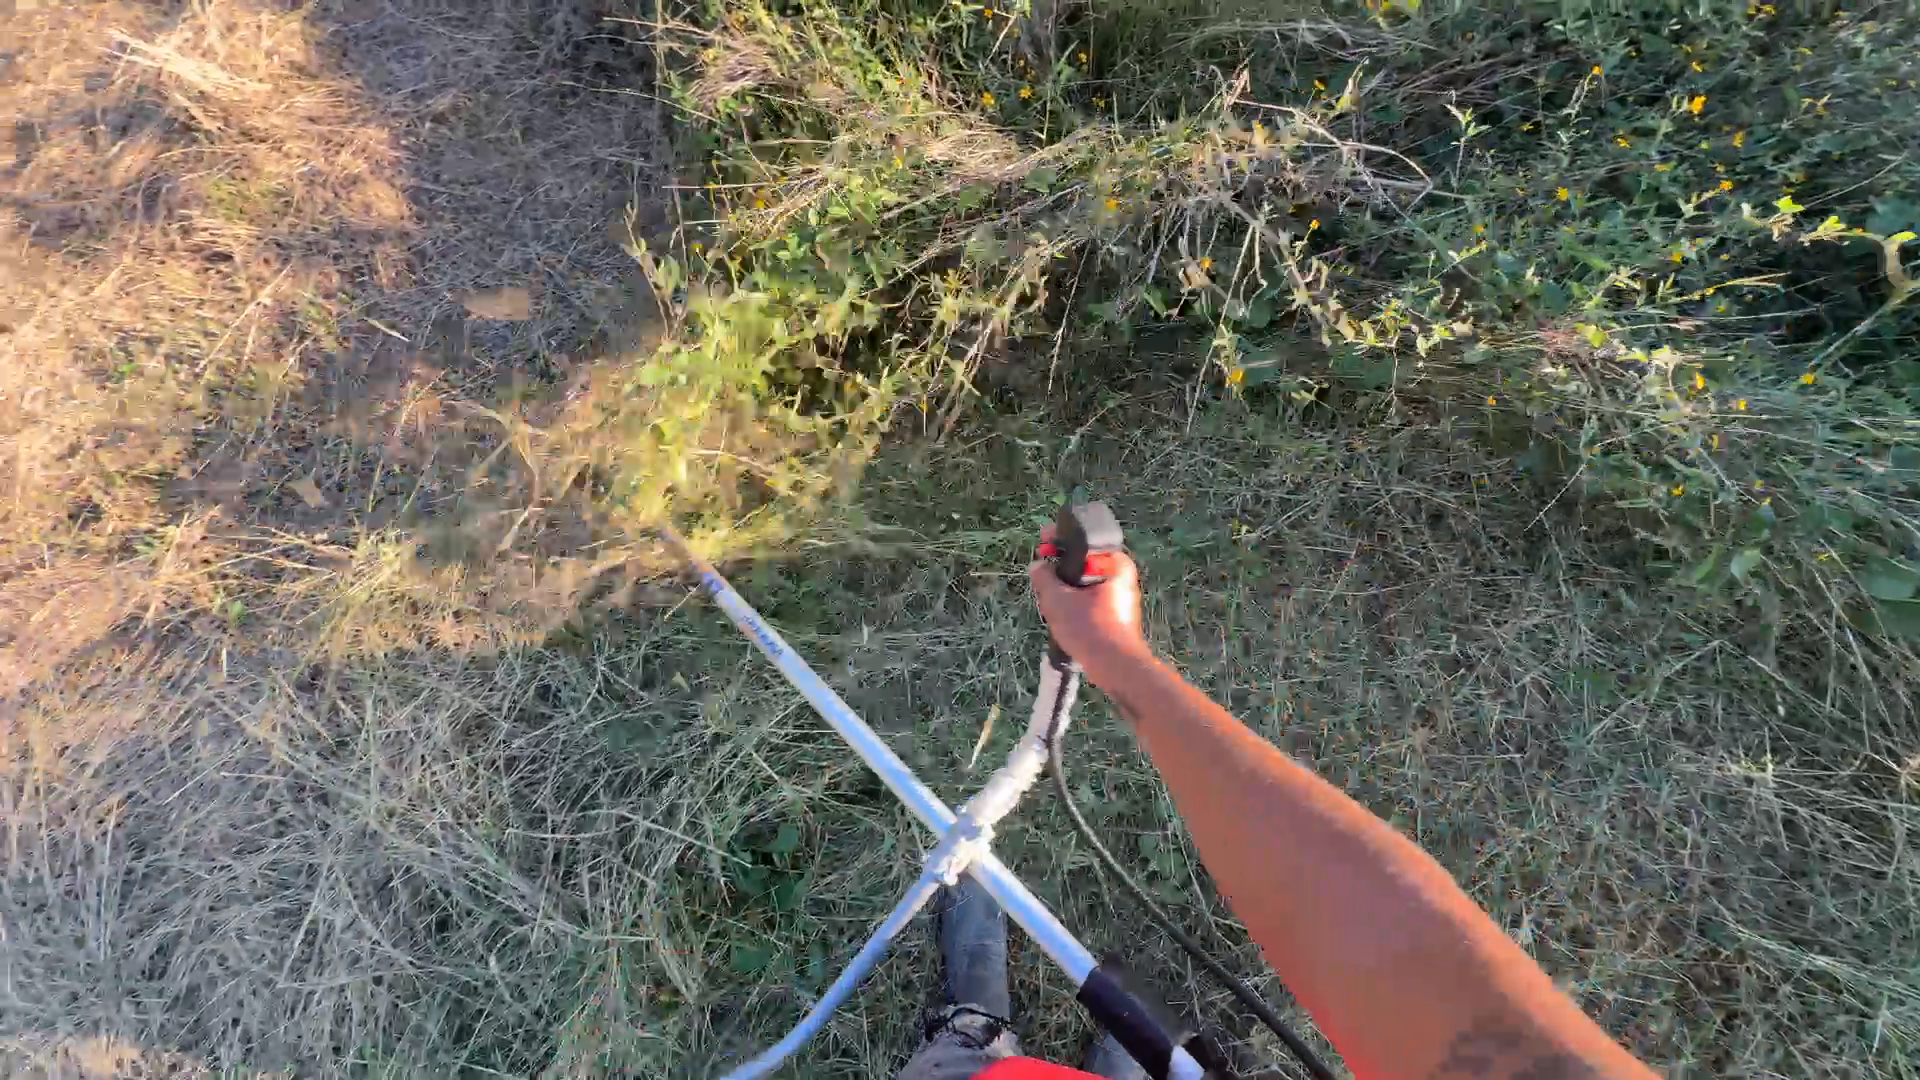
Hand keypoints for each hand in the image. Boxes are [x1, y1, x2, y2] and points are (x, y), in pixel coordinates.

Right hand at [1028, 526, 1152, 683]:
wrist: (1115, 667)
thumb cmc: (1089, 627)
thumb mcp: (1058, 600)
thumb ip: (1045, 578)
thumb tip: (1038, 566)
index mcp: (1116, 564)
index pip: (1088, 540)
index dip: (1063, 539)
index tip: (1044, 541)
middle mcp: (1123, 578)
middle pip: (1086, 563)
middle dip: (1063, 567)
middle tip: (1042, 569)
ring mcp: (1122, 599)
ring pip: (1087, 584)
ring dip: (1067, 587)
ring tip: (1046, 594)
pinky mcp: (1117, 618)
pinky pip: (1091, 601)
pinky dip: (1075, 602)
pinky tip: (1060, 614)